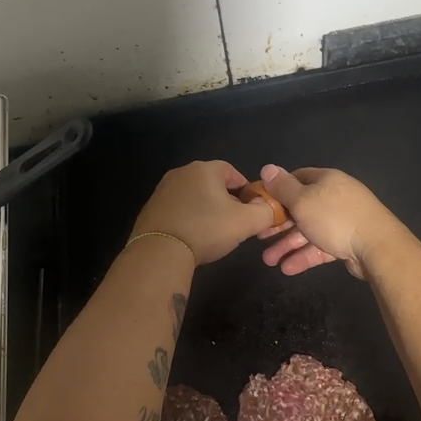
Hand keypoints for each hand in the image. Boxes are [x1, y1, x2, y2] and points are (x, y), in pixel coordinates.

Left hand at [132, 161, 278, 264]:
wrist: (160, 250)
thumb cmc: (206, 230)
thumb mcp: (245, 222)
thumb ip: (265, 212)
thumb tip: (269, 207)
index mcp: (204, 169)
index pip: (232, 171)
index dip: (245, 189)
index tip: (251, 208)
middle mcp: (181, 173)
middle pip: (211, 183)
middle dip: (225, 200)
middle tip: (234, 222)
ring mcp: (162, 190)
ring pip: (193, 196)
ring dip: (205, 209)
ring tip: (213, 232)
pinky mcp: (151, 208)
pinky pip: (177, 209)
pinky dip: (187, 218)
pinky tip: (192, 236)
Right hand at [258, 165, 404, 279]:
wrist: (376, 246)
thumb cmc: (334, 217)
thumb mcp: (302, 200)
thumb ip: (282, 187)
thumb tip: (267, 168)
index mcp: (325, 180)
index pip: (296, 179)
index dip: (277, 190)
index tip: (260, 204)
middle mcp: (334, 197)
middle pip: (300, 208)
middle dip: (279, 225)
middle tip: (260, 238)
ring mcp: (341, 220)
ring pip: (308, 231)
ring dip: (288, 245)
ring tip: (269, 261)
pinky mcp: (346, 242)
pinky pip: (320, 247)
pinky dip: (304, 256)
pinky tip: (287, 269)